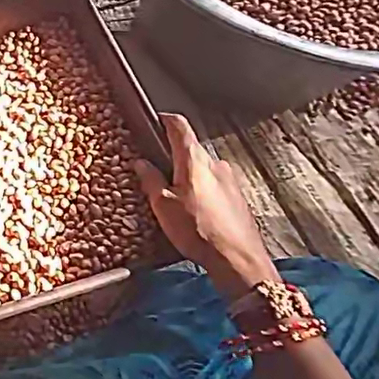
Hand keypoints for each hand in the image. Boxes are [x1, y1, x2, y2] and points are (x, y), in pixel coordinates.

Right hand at [131, 114, 278, 298]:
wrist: (236, 258)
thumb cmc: (199, 231)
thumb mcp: (163, 206)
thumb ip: (151, 180)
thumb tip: (141, 163)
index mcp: (194, 160)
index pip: (179, 126)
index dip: (166, 120)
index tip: (157, 120)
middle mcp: (215, 164)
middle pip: (191, 150)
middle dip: (174, 159)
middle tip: (158, 173)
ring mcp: (230, 179)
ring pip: (203, 170)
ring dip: (189, 179)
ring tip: (177, 202)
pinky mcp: (237, 196)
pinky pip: (215, 186)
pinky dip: (203, 192)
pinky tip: (196, 214)